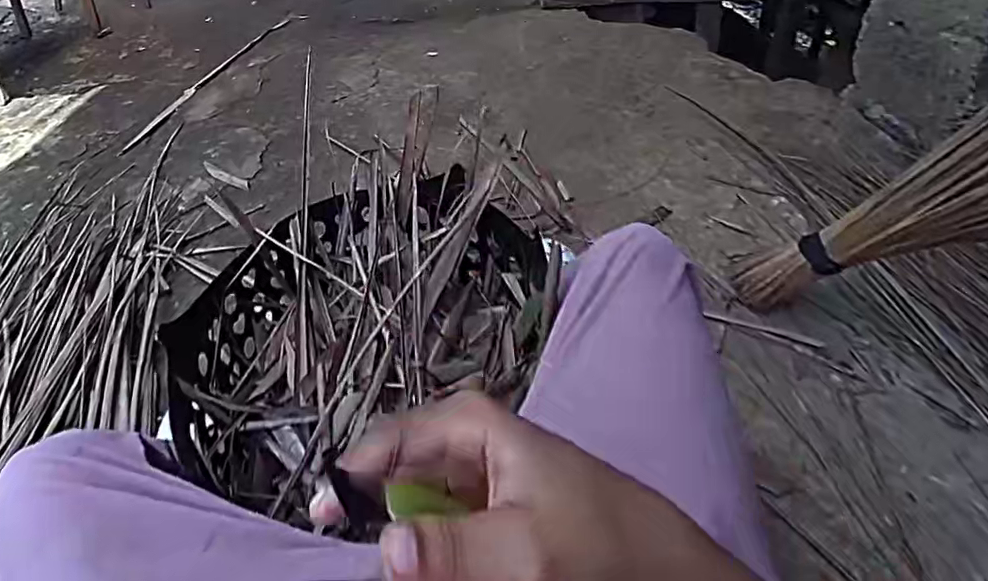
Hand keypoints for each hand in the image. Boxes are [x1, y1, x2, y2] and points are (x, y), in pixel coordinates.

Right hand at [311, 392, 757, 580]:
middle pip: (397, 478)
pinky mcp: (486, 509)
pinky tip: (441, 565)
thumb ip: (453, 548)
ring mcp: (475, 475)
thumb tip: (383, 551)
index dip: (350, 475)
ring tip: (419, 564)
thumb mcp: (526, 548)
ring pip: (417, 509)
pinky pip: (443, 529)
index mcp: (466, 421)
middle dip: (384, 520)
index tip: (322, 515)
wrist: (666, 566)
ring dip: (411, 543)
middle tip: (389, 563)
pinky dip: (435, 552)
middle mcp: (462, 440)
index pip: (388, 441)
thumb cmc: (599, 537)